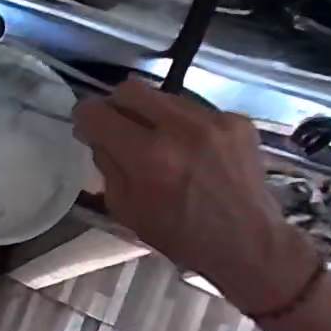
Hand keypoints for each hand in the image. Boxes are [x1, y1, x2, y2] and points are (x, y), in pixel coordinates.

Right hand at [72, 79, 317, 315]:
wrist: (246, 241)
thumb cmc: (177, 232)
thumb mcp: (123, 207)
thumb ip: (107, 165)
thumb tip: (97, 136)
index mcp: (147, 156)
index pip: (99, 114)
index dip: (84, 116)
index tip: (85, 125)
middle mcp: (181, 129)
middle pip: (131, 90)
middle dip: (116, 105)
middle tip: (117, 126)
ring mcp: (214, 120)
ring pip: (164, 96)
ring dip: (150, 114)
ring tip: (157, 140)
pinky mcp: (237, 120)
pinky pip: (194, 109)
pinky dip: (183, 124)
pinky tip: (189, 149)